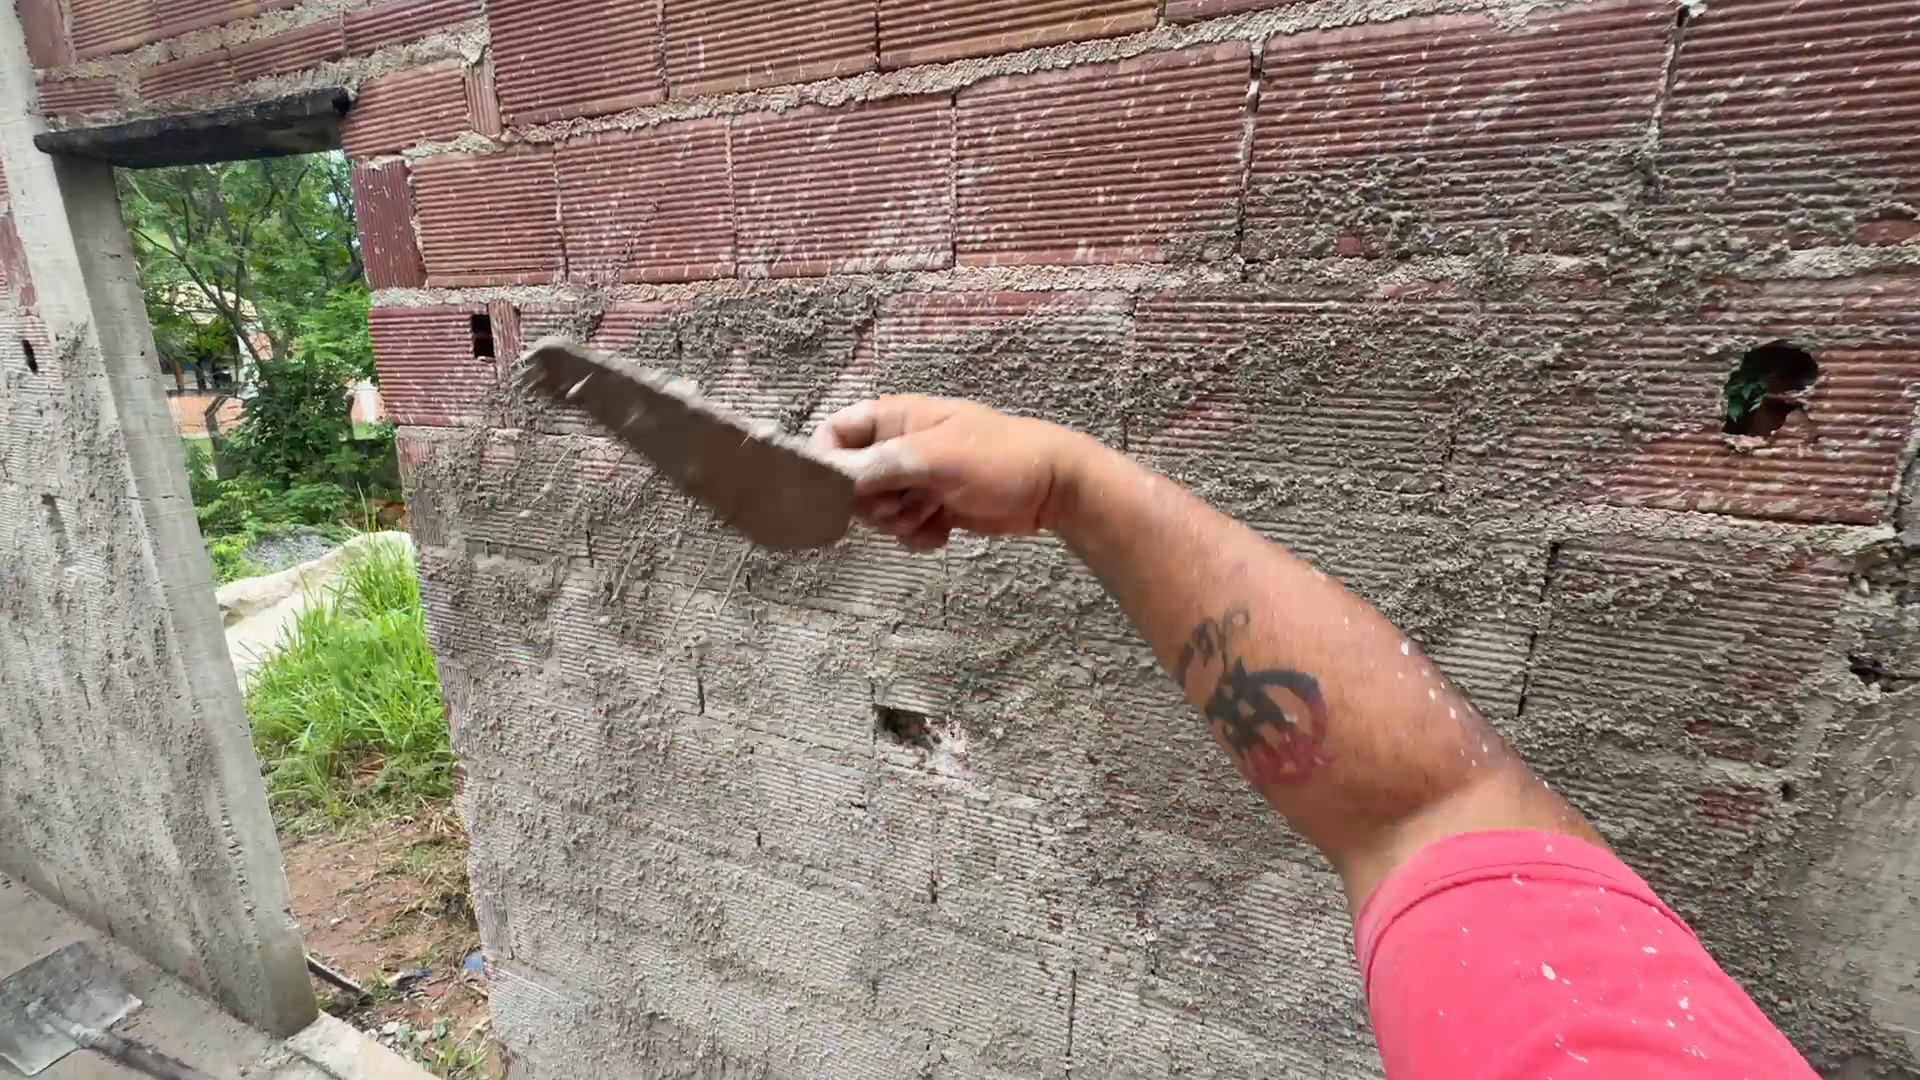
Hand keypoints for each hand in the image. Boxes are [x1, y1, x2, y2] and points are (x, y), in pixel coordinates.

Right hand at [810, 395, 1090, 550]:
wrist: (1050, 489)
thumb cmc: (998, 458)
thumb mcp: (937, 456)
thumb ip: (881, 464)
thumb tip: (834, 479)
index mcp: (896, 419)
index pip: (836, 433)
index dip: (828, 461)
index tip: (838, 490)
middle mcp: (900, 447)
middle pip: (851, 481)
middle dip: (873, 502)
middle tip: (902, 503)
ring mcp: (916, 480)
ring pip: (878, 512)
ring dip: (900, 522)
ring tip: (931, 512)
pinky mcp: (932, 508)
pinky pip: (904, 530)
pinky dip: (919, 535)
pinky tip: (943, 530)